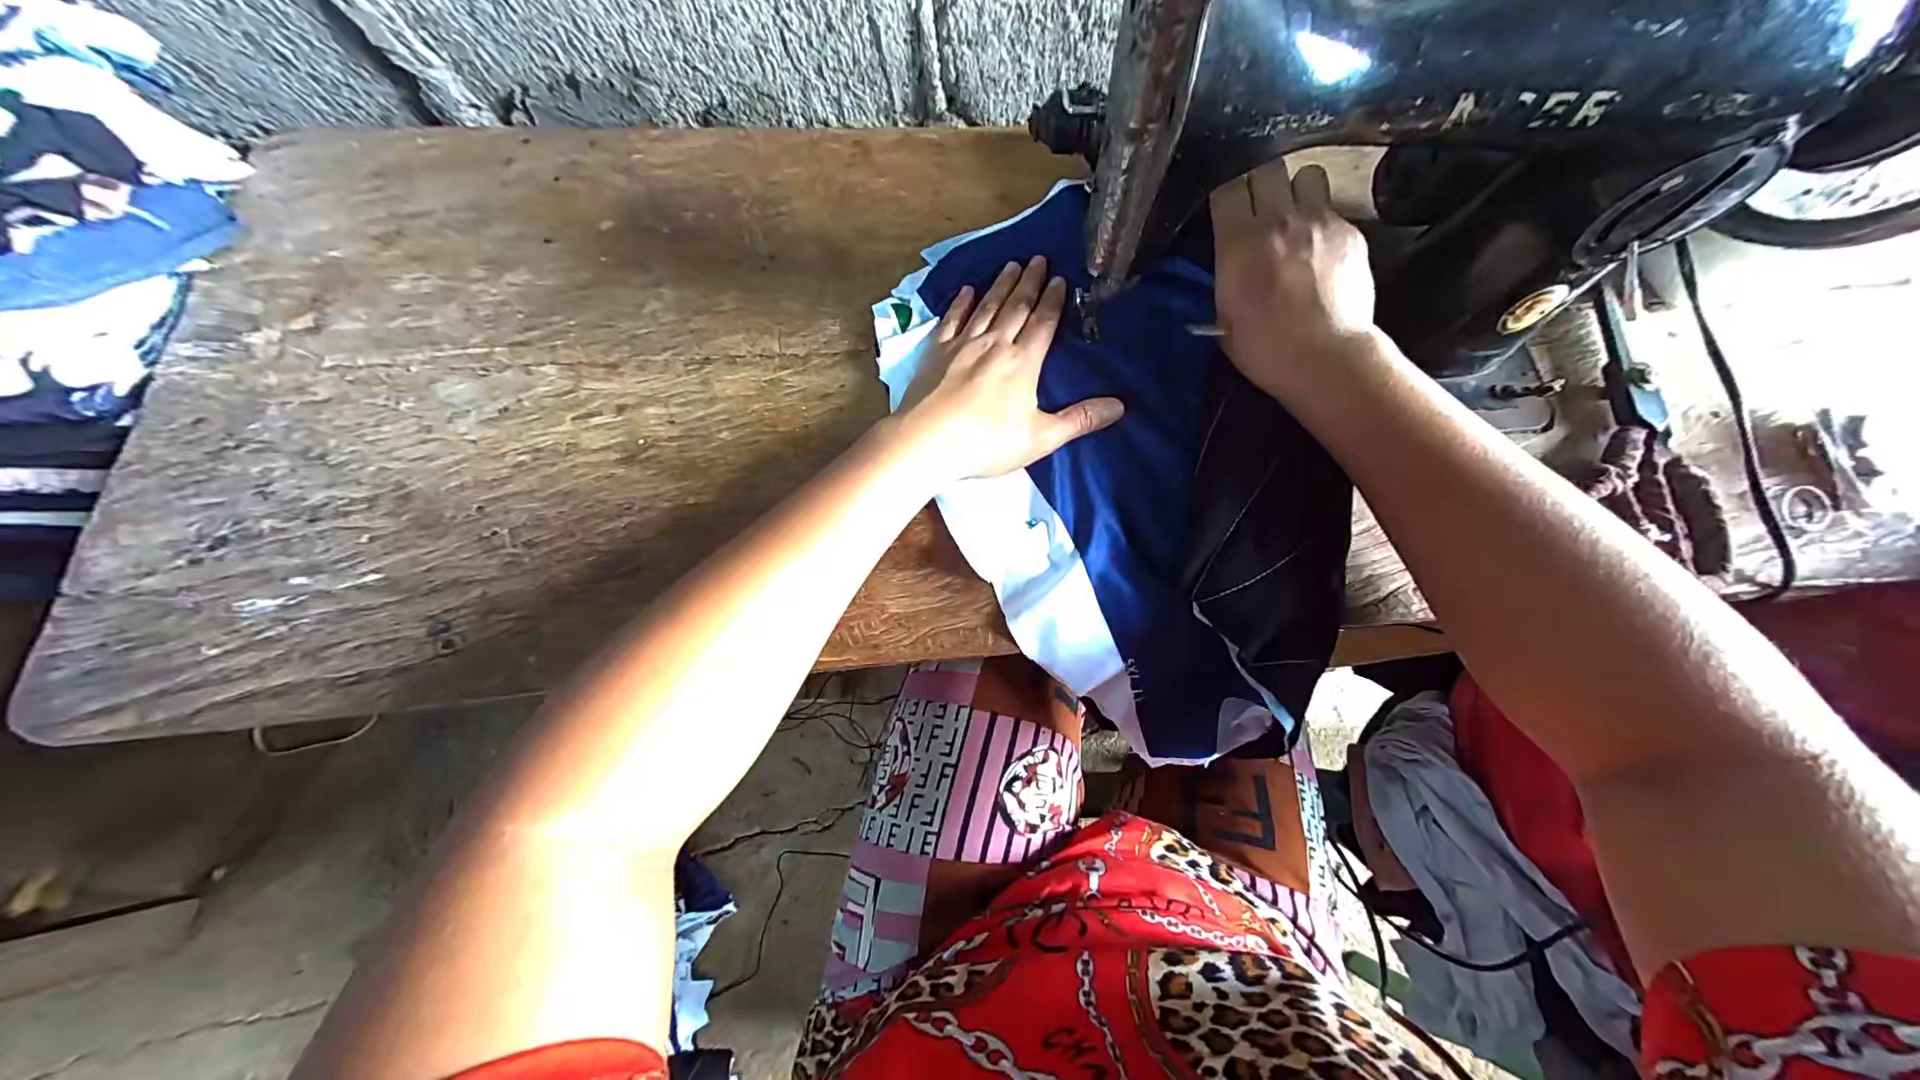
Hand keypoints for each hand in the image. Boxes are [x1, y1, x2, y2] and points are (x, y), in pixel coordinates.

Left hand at [893, 256, 1123, 480]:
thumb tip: (1119, 406)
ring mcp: (962, 345)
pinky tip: (966, 291)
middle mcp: (995, 344)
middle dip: (1029, 282)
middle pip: (1016, 307)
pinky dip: (960, 303)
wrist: (928, 441)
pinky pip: (951, 320)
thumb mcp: (1040, 437)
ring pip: (986, 307)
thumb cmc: (987, 443)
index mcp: (1023, 362)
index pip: (1043, 323)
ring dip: (1000, 285)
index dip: (1053, 300)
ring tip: (1011, 266)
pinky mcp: (935, 352)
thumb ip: (1078, 420)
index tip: (1059, 279)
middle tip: (1037, 259)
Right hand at [1211, 159, 1378, 397]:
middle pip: (1267, 169)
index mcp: (1237, 243)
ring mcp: (1319, 221)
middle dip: (1260, 184)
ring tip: (1295, 218)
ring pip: (1306, 175)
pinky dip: (1323, 222)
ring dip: (1296, 191)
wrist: (1324, 358)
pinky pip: (1333, 208)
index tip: (1228, 210)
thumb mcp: (1224, 315)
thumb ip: (1228, 277)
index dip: (1227, 196)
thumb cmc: (1264, 348)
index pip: (1227, 189)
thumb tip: (1234, 264)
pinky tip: (1321, 251)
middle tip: (1259, 207)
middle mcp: (1277, 220)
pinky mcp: (1351, 231)